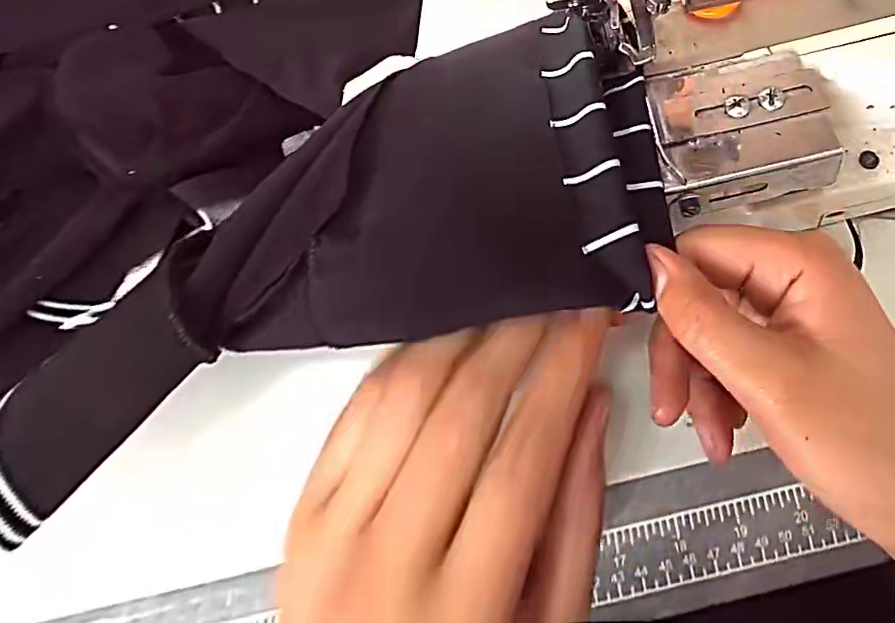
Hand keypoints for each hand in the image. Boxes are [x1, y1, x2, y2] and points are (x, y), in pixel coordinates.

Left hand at [281, 310, 613, 622]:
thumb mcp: (548, 618)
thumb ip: (577, 511)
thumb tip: (592, 406)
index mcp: (463, 604)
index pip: (525, 455)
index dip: (565, 372)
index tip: (590, 325)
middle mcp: (386, 566)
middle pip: (464, 411)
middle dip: (523, 336)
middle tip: (557, 302)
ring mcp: (333, 536)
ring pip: (405, 394)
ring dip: (467, 333)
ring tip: (510, 309)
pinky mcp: (302, 515)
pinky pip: (358, 408)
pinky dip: (409, 357)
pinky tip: (448, 338)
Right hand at [645, 226, 894, 548]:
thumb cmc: (873, 446)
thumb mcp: (770, 380)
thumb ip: (704, 318)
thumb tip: (657, 266)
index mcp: (803, 261)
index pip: (703, 247)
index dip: (671, 295)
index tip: (655, 348)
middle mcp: (801, 274)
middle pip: (705, 289)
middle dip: (685, 350)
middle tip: (673, 404)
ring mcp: (799, 308)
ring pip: (715, 324)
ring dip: (702, 378)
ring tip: (712, 431)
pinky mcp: (797, 340)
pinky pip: (737, 348)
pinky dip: (723, 388)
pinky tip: (728, 427)